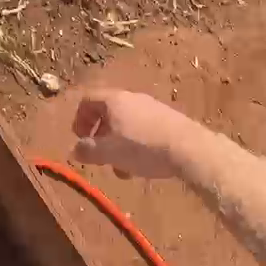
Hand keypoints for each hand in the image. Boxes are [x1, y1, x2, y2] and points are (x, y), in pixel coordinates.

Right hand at [70, 88, 196, 177]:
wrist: (191, 149)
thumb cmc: (143, 147)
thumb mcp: (110, 152)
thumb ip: (89, 151)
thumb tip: (74, 151)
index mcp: (113, 100)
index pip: (87, 101)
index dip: (79, 119)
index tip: (80, 138)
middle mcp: (131, 98)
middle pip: (108, 112)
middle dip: (101, 136)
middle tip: (101, 156)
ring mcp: (152, 106)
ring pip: (127, 122)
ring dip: (120, 143)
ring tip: (124, 167)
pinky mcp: (169, 119)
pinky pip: (144, 127)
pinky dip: (137, 143)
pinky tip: (145, 162)